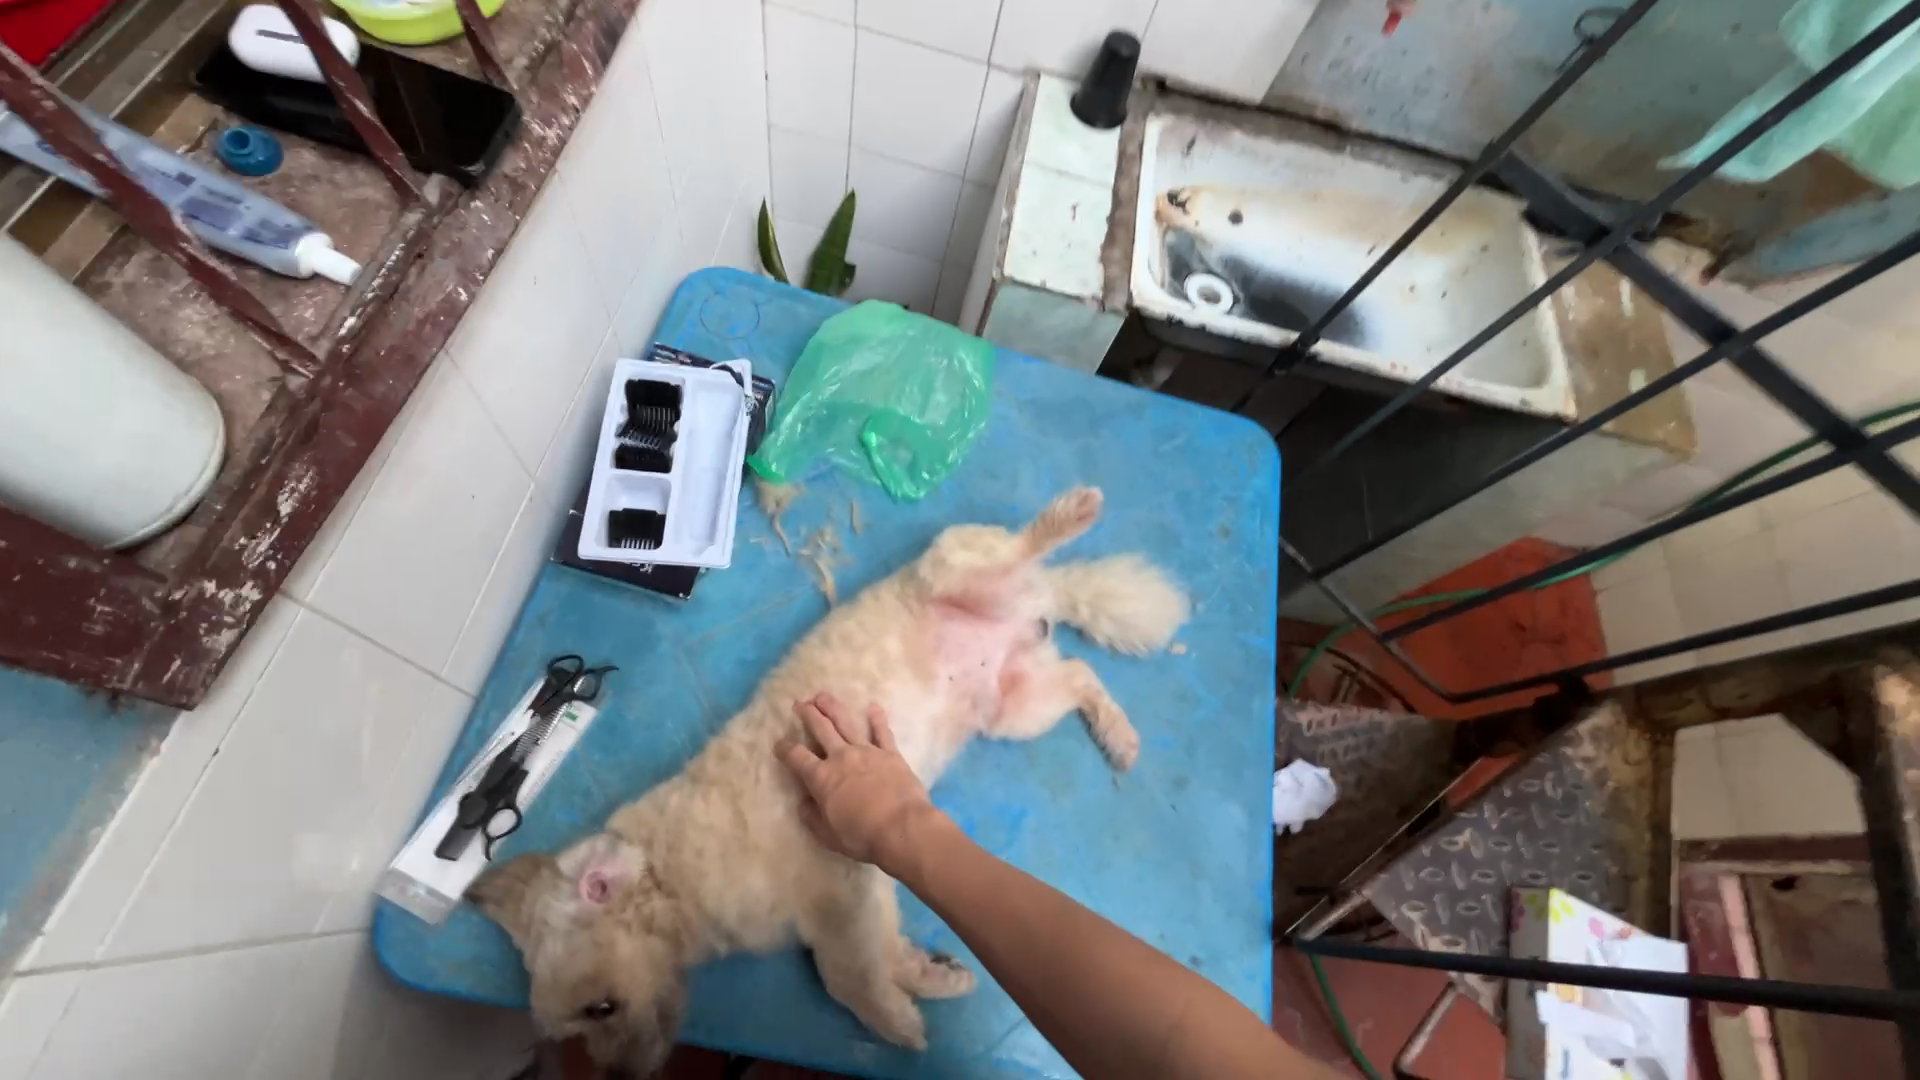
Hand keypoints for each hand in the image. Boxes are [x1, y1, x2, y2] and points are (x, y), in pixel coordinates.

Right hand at [777, 693, 942, 868]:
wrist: (902, 827)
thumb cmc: (862, 836)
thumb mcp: (828, 835)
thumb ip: (812, 817)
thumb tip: (804, 802)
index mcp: (822, 778)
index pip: (797, 758)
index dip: (785, 749)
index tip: (779, 744)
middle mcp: (841, 757)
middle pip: (821, 729)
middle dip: (808, 714)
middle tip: (800, 703)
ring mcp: (867, 751)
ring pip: (846, 723)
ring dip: (833, 707)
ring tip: (823, 696)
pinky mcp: (890, 752)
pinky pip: (882, 731)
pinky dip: (877, 718)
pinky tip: (873, 707)